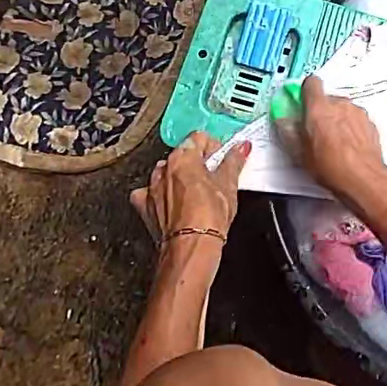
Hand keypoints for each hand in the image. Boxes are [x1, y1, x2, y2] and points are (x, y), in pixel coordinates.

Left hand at [130, 131, 249, 247]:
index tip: (223, 157)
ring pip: (166, 174)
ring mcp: (152, 188)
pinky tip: (175, 205)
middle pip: (182, 155)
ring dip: (179, 179)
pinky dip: (162, 197)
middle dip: (198, 163)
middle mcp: (163, 169)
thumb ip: (234, 161)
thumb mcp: (229, 184)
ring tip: (197, 194)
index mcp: (183, 157)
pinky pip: (152, 195)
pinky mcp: (146, 208)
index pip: (199, 138)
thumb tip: (240, 148)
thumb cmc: (208, 217)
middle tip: (215, 177)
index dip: (214, 147)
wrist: (191, 247)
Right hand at [290, 76, 386, 208]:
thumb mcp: (300, 153)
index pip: (311, 83)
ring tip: (333, 144)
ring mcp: (357, 112)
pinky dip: (351, 129)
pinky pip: (355, 120)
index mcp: (319, 108)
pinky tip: (347, 147)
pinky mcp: (370, 123)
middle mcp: (340, 104)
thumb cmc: (332, 167)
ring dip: (337, 120)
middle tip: (315, 132)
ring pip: (342, 109)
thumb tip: (283, 122)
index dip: (305, 92)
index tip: (301, 103)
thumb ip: (289, 131)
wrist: (363, 180)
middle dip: (320, 112)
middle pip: (327, 99)